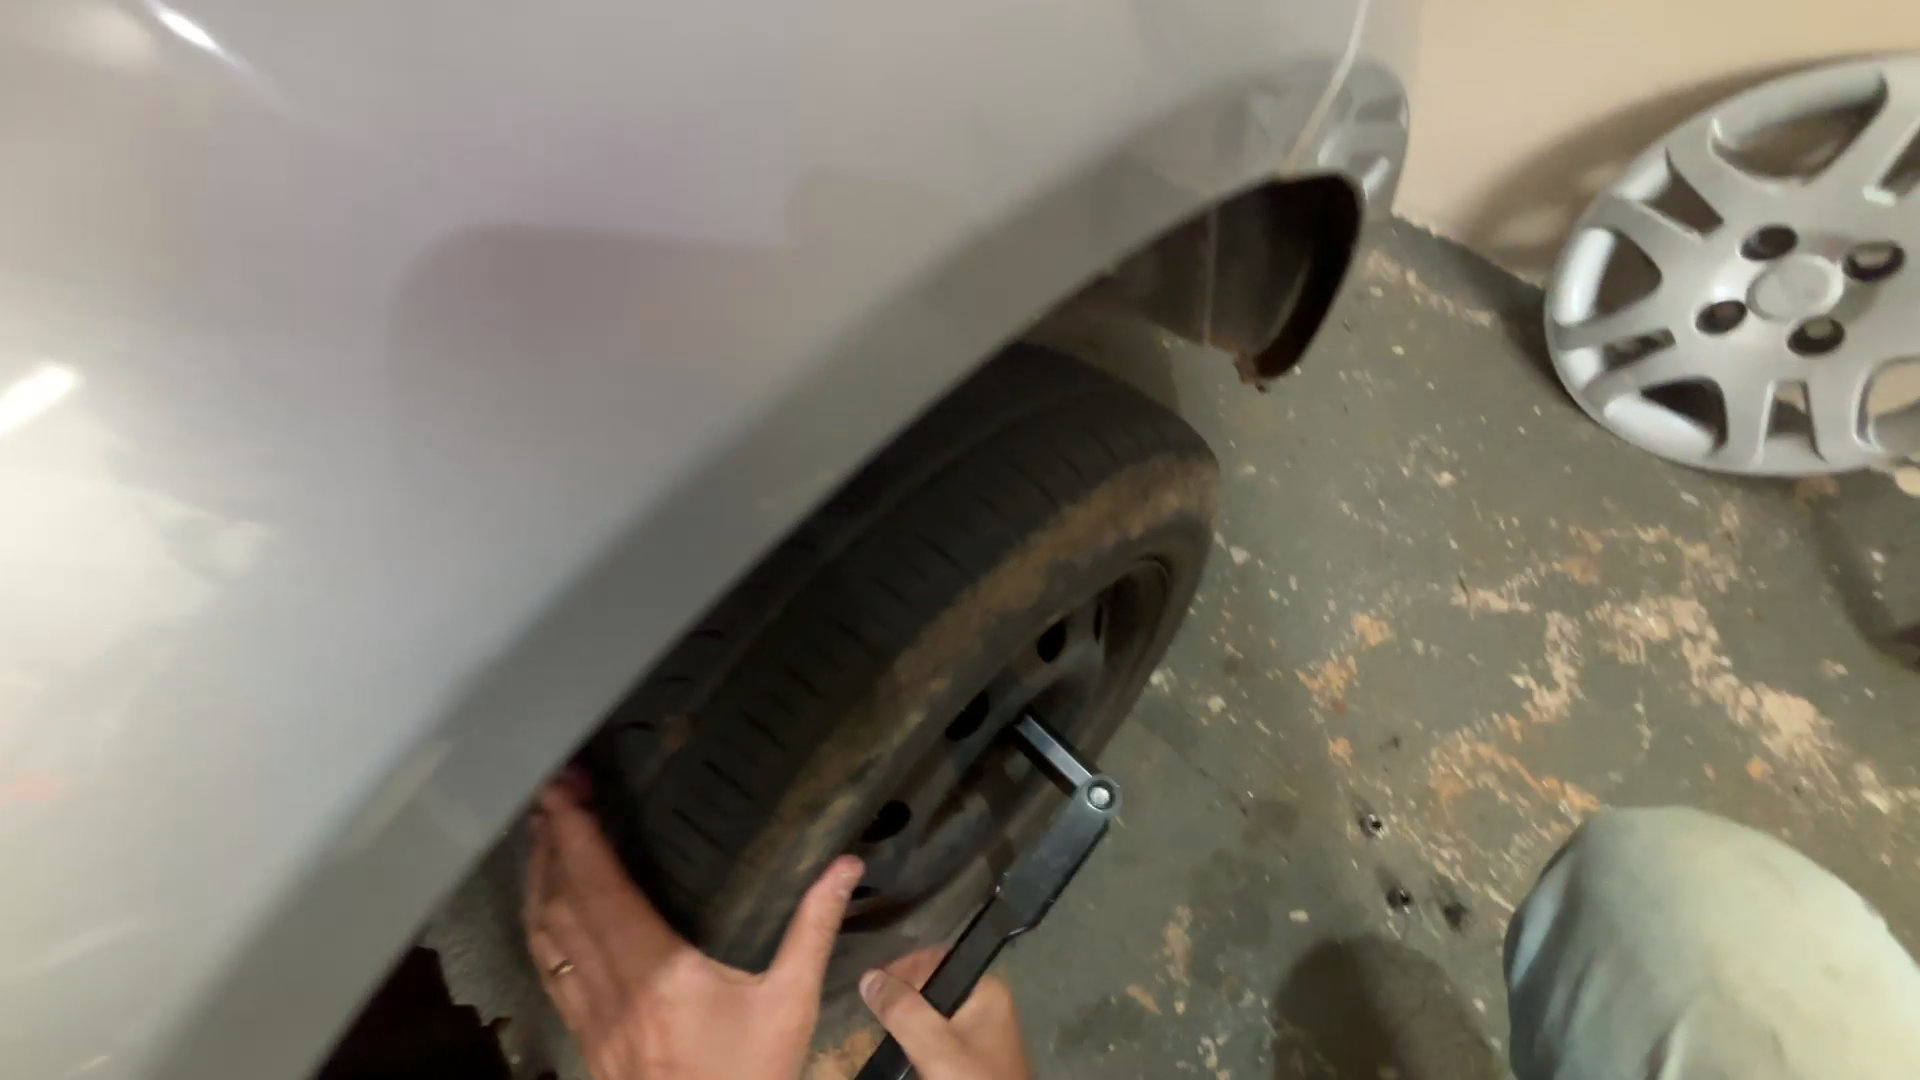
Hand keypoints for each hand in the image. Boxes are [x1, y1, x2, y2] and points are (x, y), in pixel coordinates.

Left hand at [523, 780, 863, 1079]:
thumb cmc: (749, 1076)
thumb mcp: (791, 1002)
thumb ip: (813, 926)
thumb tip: (846, 862)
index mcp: (657, 972)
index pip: (601, 892)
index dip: (576, 839)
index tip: (565, 792)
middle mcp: (610, 990)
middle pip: (560, 907)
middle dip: (550, 845)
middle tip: (554, 793)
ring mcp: (589, 1018)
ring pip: (546, 939)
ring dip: (538, 880)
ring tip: (543, 832)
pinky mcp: (585, 1037)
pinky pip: (550, 969)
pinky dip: (542, 925)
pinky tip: (548, 907)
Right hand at [859, 950, 1031, 1079]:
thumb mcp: (934, 1047)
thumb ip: (902, 1009)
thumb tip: (869, 977)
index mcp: (986, 988)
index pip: (935, 959)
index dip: (901, 970)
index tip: (871, 990)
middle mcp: (987, 1004)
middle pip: (934, 986)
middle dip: (904, 998)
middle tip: (875, 1015)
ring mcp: (982, 1034)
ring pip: (935, 1015)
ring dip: (909, 1022)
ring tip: (885, 1034)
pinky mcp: (974, 1059)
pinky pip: (941, 1039)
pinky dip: (920, 1043)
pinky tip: (906, 1054)